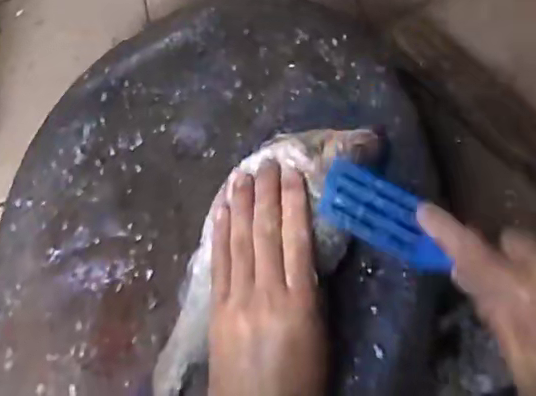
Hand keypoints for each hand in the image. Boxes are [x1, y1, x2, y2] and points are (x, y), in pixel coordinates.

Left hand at [208, 161, 326, 395]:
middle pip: (266, 232)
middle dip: (266, 193)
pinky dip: (219, 232)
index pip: (297, 239)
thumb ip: (312, 287)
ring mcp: (238, 301)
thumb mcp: (320, 332)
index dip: (294, 201)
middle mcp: (267, 294)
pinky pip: (218, 262)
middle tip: (267, 162)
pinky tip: (220, 209)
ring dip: (241, 203)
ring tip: (243, 174)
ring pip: (239, 240)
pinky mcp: (216, 310)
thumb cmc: (301, 377)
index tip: (293, 172)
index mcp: (299, 302)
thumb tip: (306, 244)